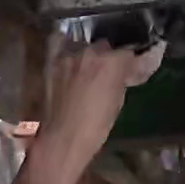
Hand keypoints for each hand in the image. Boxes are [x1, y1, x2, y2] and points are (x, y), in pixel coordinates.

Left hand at [32, 41, 149, 176]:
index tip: (131, 69)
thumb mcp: (118, 100)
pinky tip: (70, 63)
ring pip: (84, 47)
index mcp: (112, 63)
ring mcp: (70, 55)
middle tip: (108, 72)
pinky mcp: (53, 62)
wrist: (64, 137)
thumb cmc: (97, 125)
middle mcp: (91, 52)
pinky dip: (68, 53)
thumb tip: (128, 71)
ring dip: (89, 56)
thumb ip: (123, 78)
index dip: (130, 62)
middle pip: (105, 46)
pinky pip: (62, 48)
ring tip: (88, 71)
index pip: (128, 52)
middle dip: (109, 57)